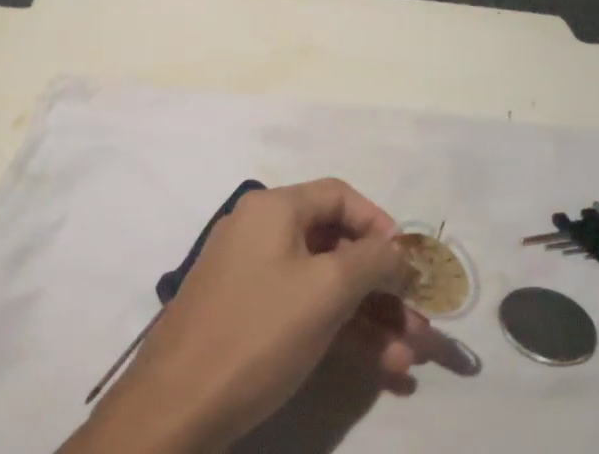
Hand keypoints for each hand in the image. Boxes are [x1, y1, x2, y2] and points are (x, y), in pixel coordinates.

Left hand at [61, 178, 422, 452]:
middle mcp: (260, 232)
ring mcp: (251, 276)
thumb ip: (372, 261)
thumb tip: (397, 249)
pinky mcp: (247, 317)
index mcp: (272, 209)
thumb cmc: (258, 331)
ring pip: (324, 286)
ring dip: (370, 319)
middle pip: (335, 245)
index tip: (409, 263)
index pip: (338, 195)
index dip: (379, 224)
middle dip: (383, 286)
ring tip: (410, 357)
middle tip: (420, 322)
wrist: (178, 403)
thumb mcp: (326, 290)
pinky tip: (382, 367)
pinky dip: (341, 333)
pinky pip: (304, 312)